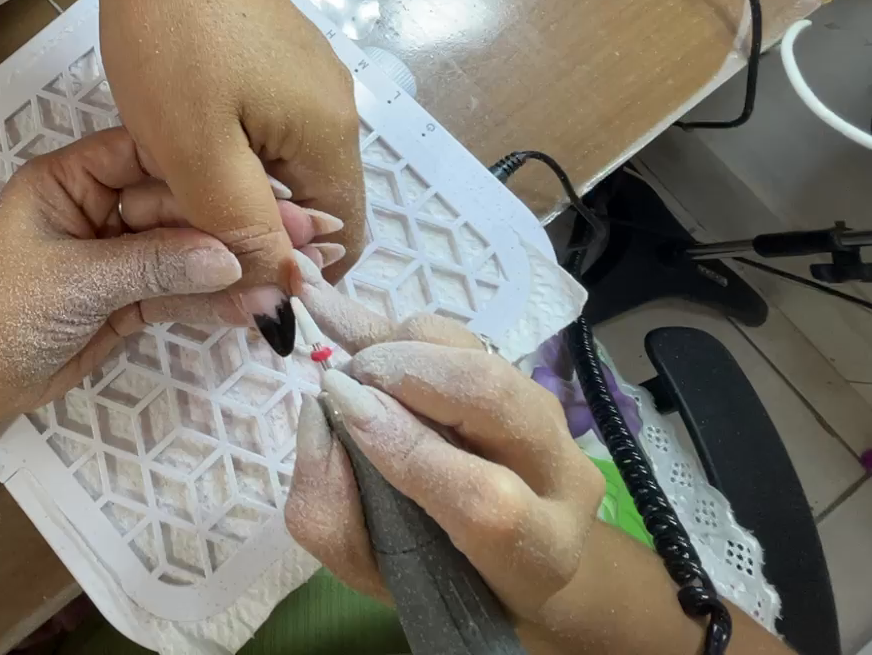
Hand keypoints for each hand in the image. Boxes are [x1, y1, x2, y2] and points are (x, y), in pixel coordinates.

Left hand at [0, 129, 341, 424]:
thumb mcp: (76, 278)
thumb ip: (155, 264)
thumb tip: (233, 257)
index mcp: (72, 178)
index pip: (150, 155)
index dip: (208, 168)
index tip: (270, 185)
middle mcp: (99, 206)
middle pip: (177, 207)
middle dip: (234, 225)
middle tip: (306, 240)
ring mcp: (116, 253)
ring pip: (184, 252)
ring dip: (234, 267)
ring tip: (297, 277)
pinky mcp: (127, 297)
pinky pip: (176, 291)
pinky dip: (212, 301)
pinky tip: (258, 306)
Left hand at [98, 0, 363, 356]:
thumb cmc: (173, 46)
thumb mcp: (198, 152)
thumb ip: (243, 227)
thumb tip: (287, 297)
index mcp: (331, 134)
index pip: (344, 236)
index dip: (294, 271)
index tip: (228, 275)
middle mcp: (332, 105)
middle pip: (307, 201)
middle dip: (248, 226)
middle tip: (177, 219)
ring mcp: (301, 74)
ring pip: (275, 164)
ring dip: (227, 186)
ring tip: (167, 177)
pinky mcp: (267, 54)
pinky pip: (257, 126)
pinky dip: (221, 147)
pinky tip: (176, 133)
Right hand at [283, 253, 605, 619]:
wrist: (515, 551)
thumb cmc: (436, 571)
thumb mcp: (374, 573)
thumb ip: (329, 515)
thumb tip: (316, 417)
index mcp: (533, 550)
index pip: (481, 496)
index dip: (402, 444)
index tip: (337, 403)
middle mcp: (555, 475)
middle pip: (490, 393)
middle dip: (401, 370)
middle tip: (343, 379)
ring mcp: (545, 415)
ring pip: (471, 351)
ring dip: (395, 342)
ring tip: (350, 363)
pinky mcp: (513, 372)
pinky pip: (450, 331)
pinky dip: (380, 318)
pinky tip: (320, 297)